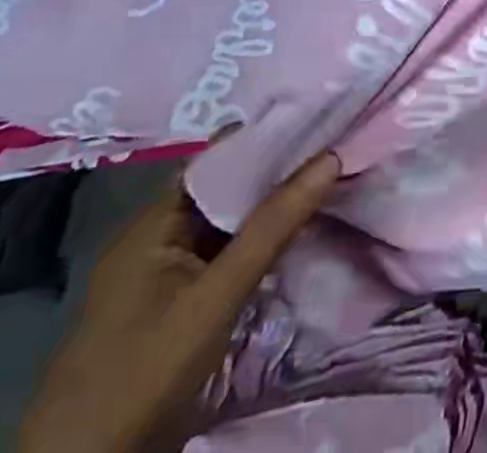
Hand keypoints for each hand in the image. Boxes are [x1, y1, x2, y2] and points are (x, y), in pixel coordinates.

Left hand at [18, 149, 340, 452]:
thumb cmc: (147, 367)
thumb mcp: (217, 294)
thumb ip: (274, 226)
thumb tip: (330, 158)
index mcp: (152, 224)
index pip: (215, 161)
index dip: (265, 138)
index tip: (320, 120)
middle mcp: (159, 240)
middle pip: (226, 192)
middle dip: (278, 173)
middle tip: (339, 150)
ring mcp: (171, 276)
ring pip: (232, 227)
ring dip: (275, 209)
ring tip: (334, 182)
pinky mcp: (185, 305)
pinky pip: (231, 258)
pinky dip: (266, 244)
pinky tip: (304, 236)